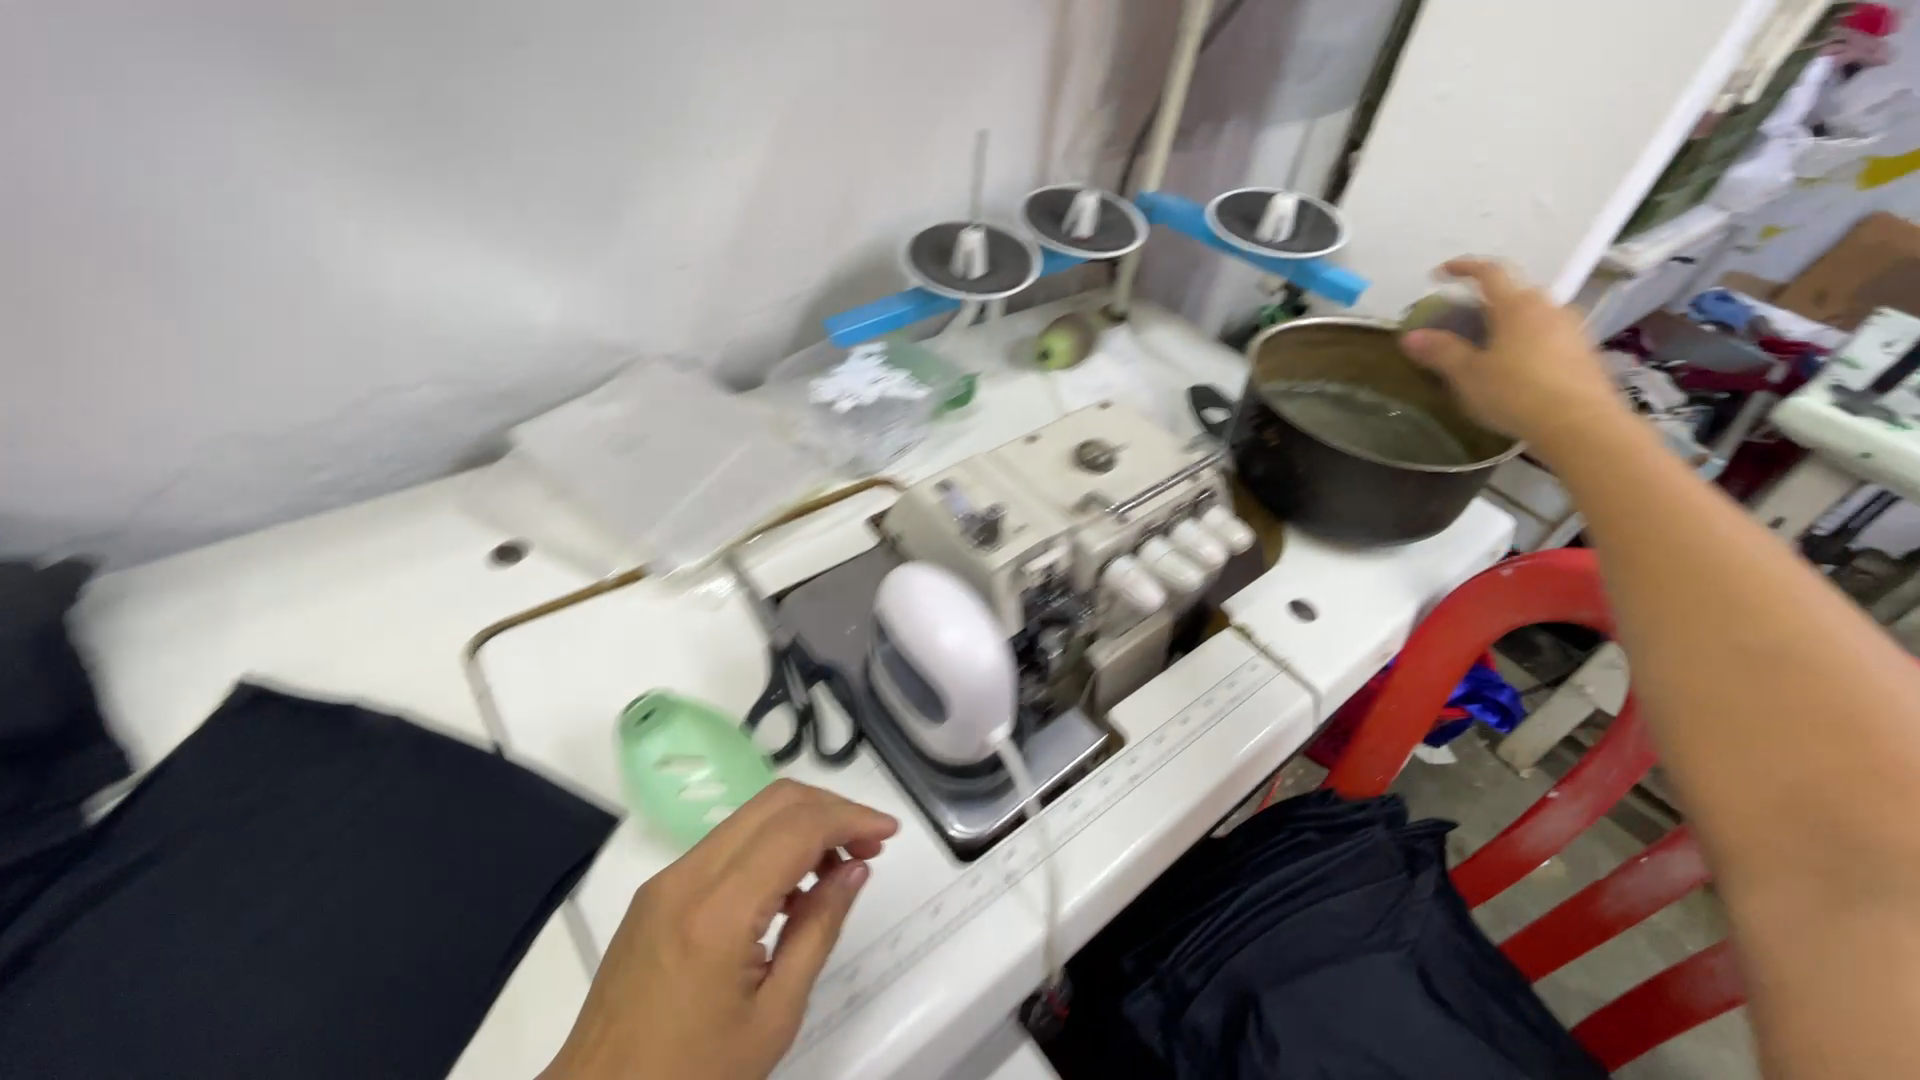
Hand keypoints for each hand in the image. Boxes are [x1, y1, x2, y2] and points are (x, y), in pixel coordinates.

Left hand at [541, 780, 898, 1079]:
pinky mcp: (655, 894)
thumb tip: (854, 870)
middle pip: (773, 803)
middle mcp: (687, 877)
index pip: (797, 828)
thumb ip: (819, 930)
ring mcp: (665, 882)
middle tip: (869, 849)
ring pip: (748, 817)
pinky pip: (724, 846)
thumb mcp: (775, 1014)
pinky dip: (768, 847)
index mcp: (718, 912)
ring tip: (836, 871)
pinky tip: (790, 891)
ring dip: (801, 826)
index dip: (851, 819)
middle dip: (831, 811)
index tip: (888, 834)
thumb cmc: (694, 1076)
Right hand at [1400, 258, 1625, 454]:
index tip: (1441, 272)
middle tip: (1464, 320)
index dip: (1464, 268)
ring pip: (1533, 316)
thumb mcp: (1467, 374)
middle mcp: (1548, 308)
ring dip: (1509, 324)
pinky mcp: (1583, 353)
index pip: (1489, 273)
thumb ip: (1440, 351)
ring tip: (1489, 348)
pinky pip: (1548, 337)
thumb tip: (1410, 335)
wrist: (1579, 424)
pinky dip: (1527, 343)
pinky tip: (1516, 369)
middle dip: (1487, 302)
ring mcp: (1571, 329)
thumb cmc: (1515, 392)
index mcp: (1516, 306)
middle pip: (1514, 294)